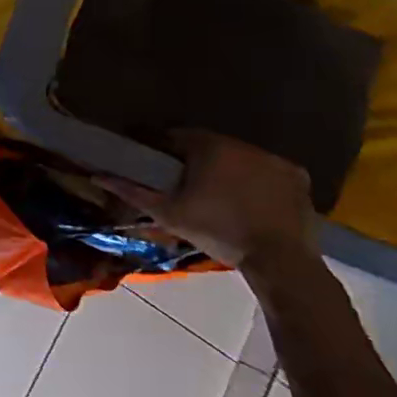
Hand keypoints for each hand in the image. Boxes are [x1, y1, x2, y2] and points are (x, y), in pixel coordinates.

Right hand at [96, 129, 316, 274]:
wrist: (278, 260)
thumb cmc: (217, 231)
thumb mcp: (169, 214)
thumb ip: (134, 192)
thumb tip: (99, 176)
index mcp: (208, 146)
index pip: (176, 136)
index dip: (164, 150)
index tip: (159, 166)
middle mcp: (241, 144)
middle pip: (210, 146)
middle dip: (198, 160)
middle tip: (188, 185)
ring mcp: (273, 158)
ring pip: (240, 158)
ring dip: (229, 169)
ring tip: (222, 196)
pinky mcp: (297, 176)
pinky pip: (270, 172)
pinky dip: (260, 182)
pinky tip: (253, 203)